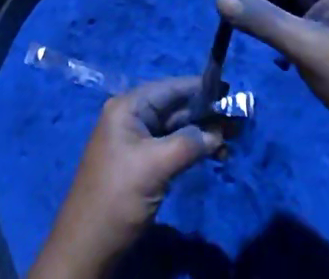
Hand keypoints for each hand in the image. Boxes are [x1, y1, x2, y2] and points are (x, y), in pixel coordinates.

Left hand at [30, 78, 220, 277]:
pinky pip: (172, 147)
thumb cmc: (119, 195)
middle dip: (205, 112)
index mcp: (127, 108)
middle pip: (173, 107)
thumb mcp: (155, 166)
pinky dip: (193, 148)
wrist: (90, 241)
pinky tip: (216, 154)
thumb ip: (188, 144)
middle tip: (239, 119)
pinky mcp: (142, 163)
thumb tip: (217, 132)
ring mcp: (136, 141)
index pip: (168, 89)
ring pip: (176, 128)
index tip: (228, 88)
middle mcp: (131, 118)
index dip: (197, 87)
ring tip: (234, 139)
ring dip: (203, 132)